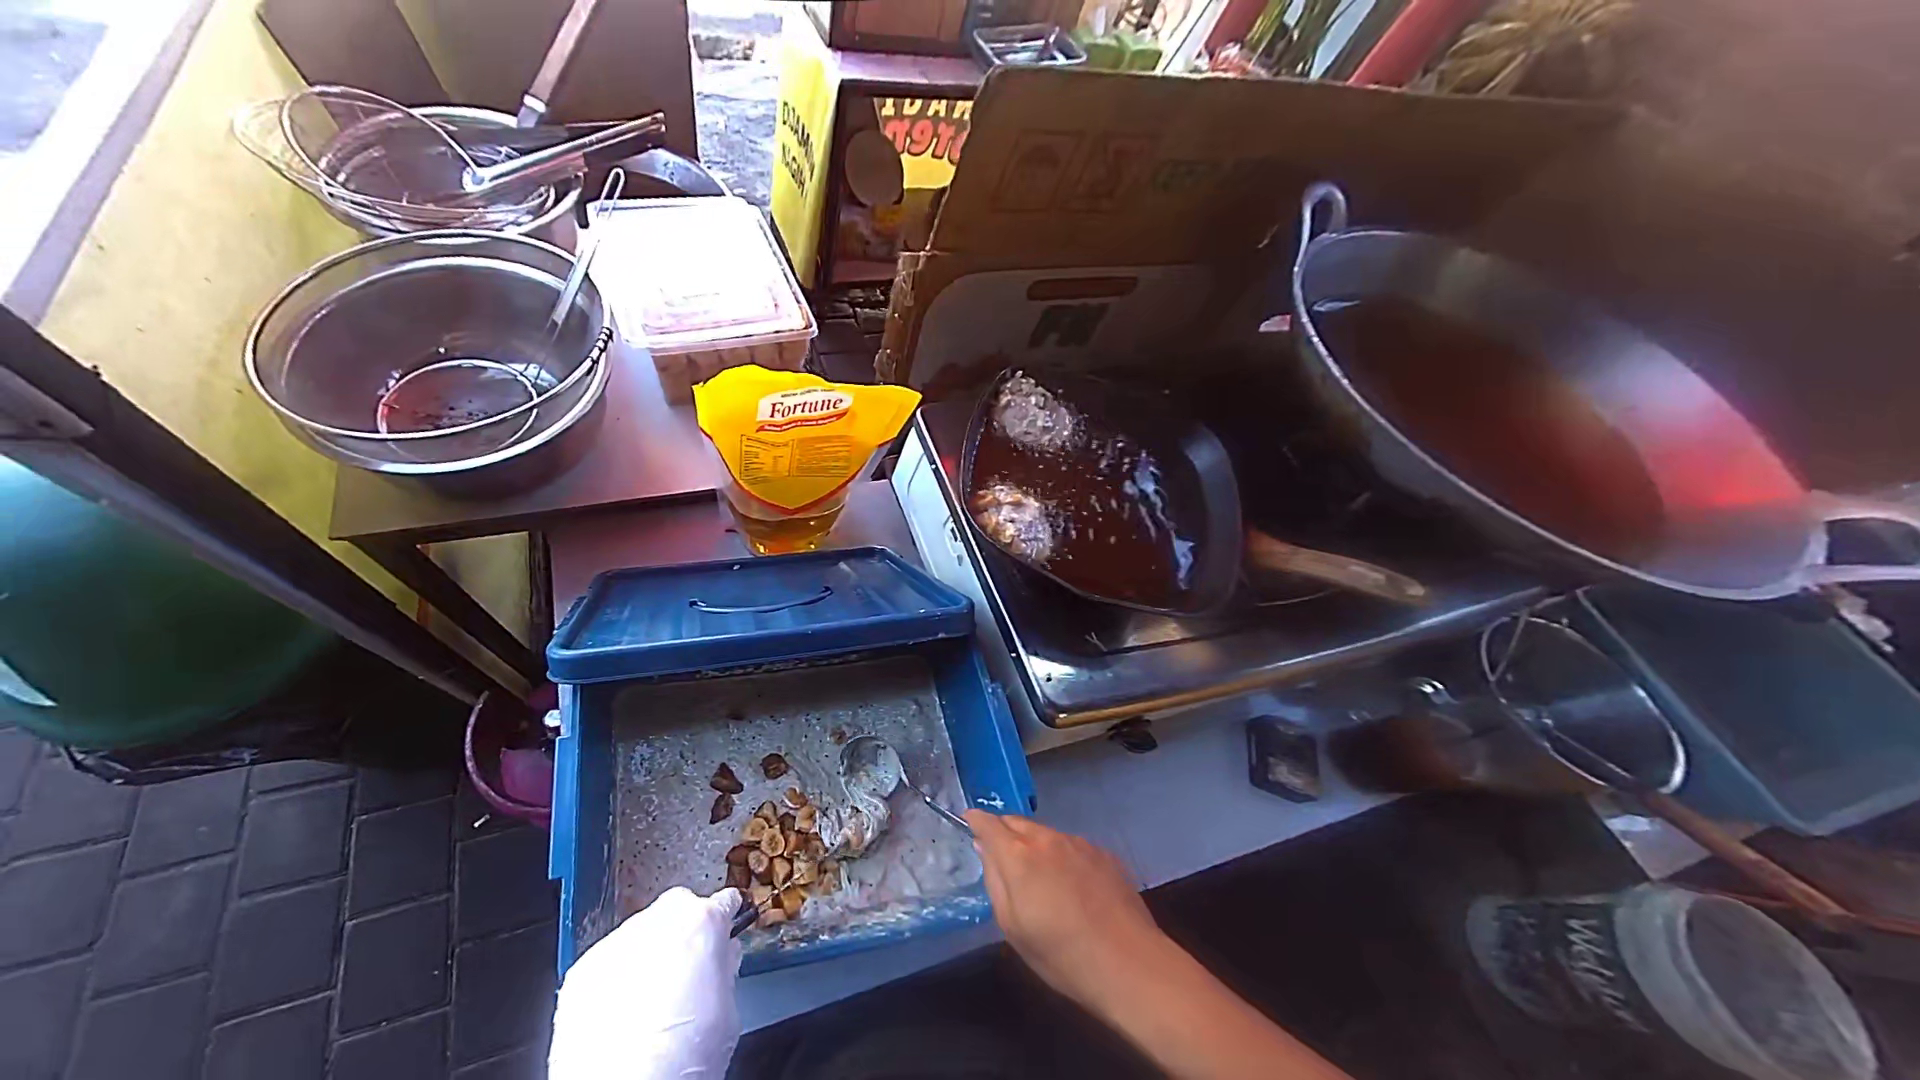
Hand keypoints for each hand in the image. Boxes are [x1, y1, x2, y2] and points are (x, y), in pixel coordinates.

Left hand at [549, 886, 743, 1079]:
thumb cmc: (682, 1058)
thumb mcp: (728, 1011)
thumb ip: (725, 971)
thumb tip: (721, 959)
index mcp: (704, 923)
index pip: (724, 902)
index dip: (727, 918)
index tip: (725, 930)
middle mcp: (660, 921)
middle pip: (678, 908)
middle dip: (683, 930)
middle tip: (686, 970)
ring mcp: (617, 943)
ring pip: (640, 935)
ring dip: (647, 955)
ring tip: (649, 1001)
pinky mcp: (582, 972)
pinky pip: (607, 963)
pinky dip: (615, 980)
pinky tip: (621, 1014)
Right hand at [967, 814, 1353, 1079]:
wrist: (1145, 975)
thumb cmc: (1073, 966)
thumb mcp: (1020, 930)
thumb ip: (1000, 879)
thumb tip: (990, 844)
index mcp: (1032, 857)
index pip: (995, 823)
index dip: (981, 823)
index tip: (969, 826)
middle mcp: (1060, 839)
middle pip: (1022, 821)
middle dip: (1007, 831)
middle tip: (1000, 856)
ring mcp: (1086, 845)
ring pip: (1049, 831)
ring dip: (1037, 844)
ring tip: (1036, 877)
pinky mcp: (1107, 857)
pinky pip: (1072, 844)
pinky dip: (1062, 855)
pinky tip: (1070, 885)